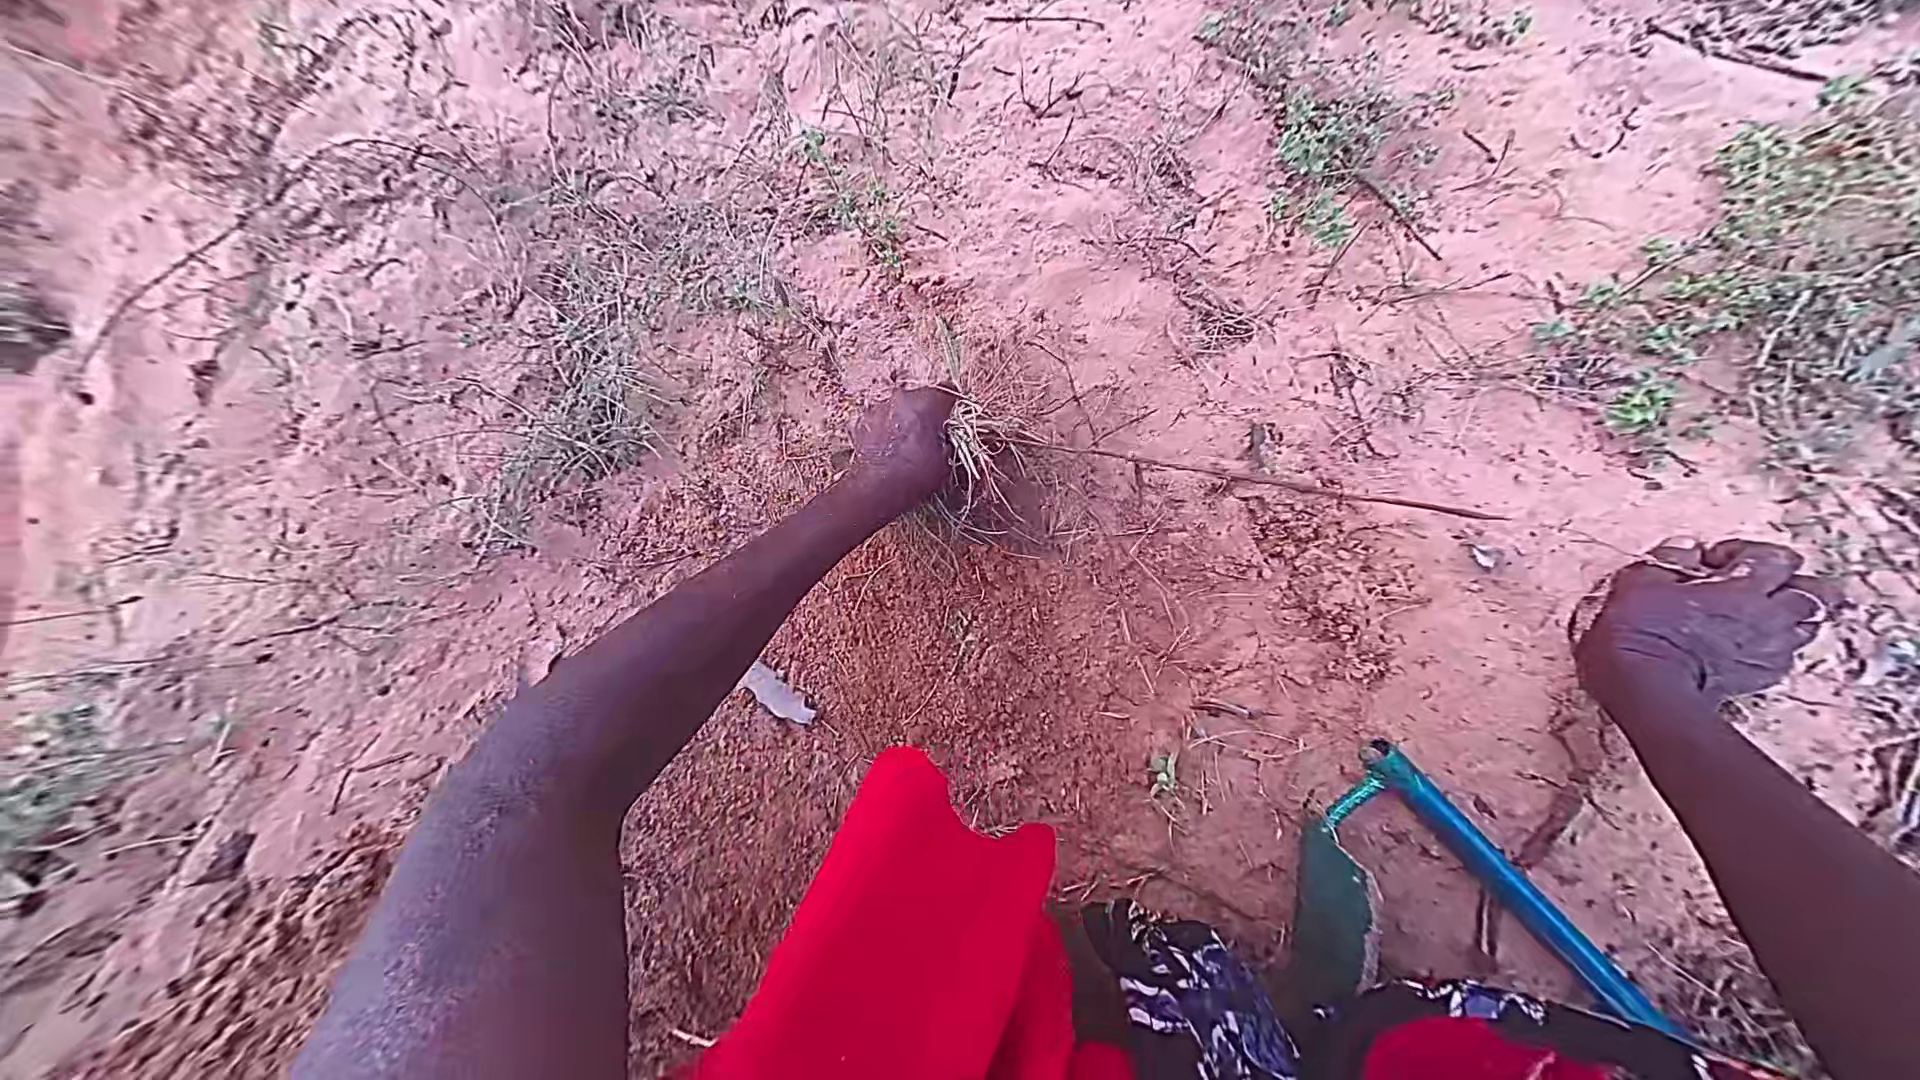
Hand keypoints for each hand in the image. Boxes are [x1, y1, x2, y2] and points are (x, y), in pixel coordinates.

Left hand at [845, 386, 956, 514]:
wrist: (879, 490)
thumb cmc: (917, 475)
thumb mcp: (946, 461)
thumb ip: (948, 441)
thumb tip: (946, 440)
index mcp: (929, 401)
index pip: (948, 392)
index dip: (952, 407)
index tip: (952, 421)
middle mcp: (903, 397)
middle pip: (920, 398)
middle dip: (925, 414)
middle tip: (930, 436)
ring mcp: (879, 407)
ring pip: (897, 408)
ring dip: (903, 420)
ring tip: (906, 444)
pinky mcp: (861, 421)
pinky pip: (878, 420)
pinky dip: (884, 430)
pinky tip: (888, 448)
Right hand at [1575, 539, 1837, 716]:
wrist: (1643, 681)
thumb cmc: (1638, 631)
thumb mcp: (1635, 584)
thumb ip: (1665, 562)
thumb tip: (1685, 548)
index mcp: (1742, 587)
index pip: (1771, 556)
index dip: (1743, 553)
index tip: (1710, 560)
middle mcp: (1770, 614)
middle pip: (1814, 590)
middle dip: (1788, 583)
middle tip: (1750, 586)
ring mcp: (1773, 647)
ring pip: (1804, 623)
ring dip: (1780, 615)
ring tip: (1743, 616)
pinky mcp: (1764, 673)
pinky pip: (1782, 652)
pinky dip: (1765, 644)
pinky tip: (1734, 645)